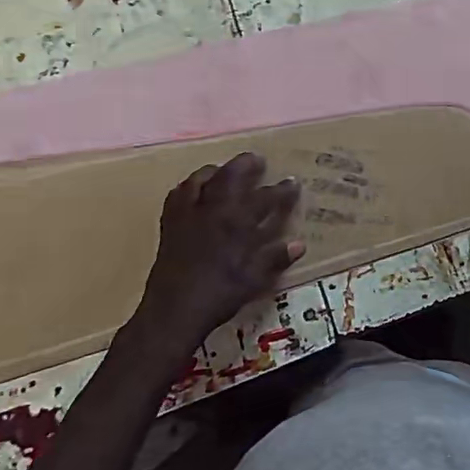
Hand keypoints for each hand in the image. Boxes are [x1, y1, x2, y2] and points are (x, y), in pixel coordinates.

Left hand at [130, 153, 305, 349]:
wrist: (174, 309)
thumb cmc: (219, 295)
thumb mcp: (254, 280)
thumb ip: (276, 259)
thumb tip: (299, 244)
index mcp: (237, 223)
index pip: (265, 198)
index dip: (282, 190)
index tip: (293, 183)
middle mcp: (213, 210)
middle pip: (230, 176)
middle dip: (246, 164)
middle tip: (258, 159)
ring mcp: (188, 214)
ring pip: (202, 179)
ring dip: (217, 170)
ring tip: (224, 169)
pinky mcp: (170, 223)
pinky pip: (178, 193)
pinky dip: (189, 186)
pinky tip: (194, 190)